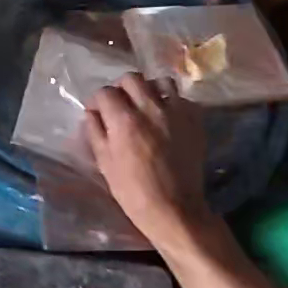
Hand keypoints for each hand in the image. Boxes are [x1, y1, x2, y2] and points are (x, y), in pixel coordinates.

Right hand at [86, 73, 214, 253]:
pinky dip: (170, 103)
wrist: (173, 208)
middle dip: (121, 89)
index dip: (97, 101)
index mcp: (124, 120)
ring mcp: (177, 112)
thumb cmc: (132, 190)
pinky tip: (165, 118)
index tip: (96, 112)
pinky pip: (181, 98)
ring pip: (160, 81)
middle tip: (119, 105)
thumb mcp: (104, 163)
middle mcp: (151, 108)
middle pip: (132, 78)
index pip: (105, 92)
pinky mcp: (195, 120)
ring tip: (145, 106)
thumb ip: (95, 132)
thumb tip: (92, 114)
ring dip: (148, 90)